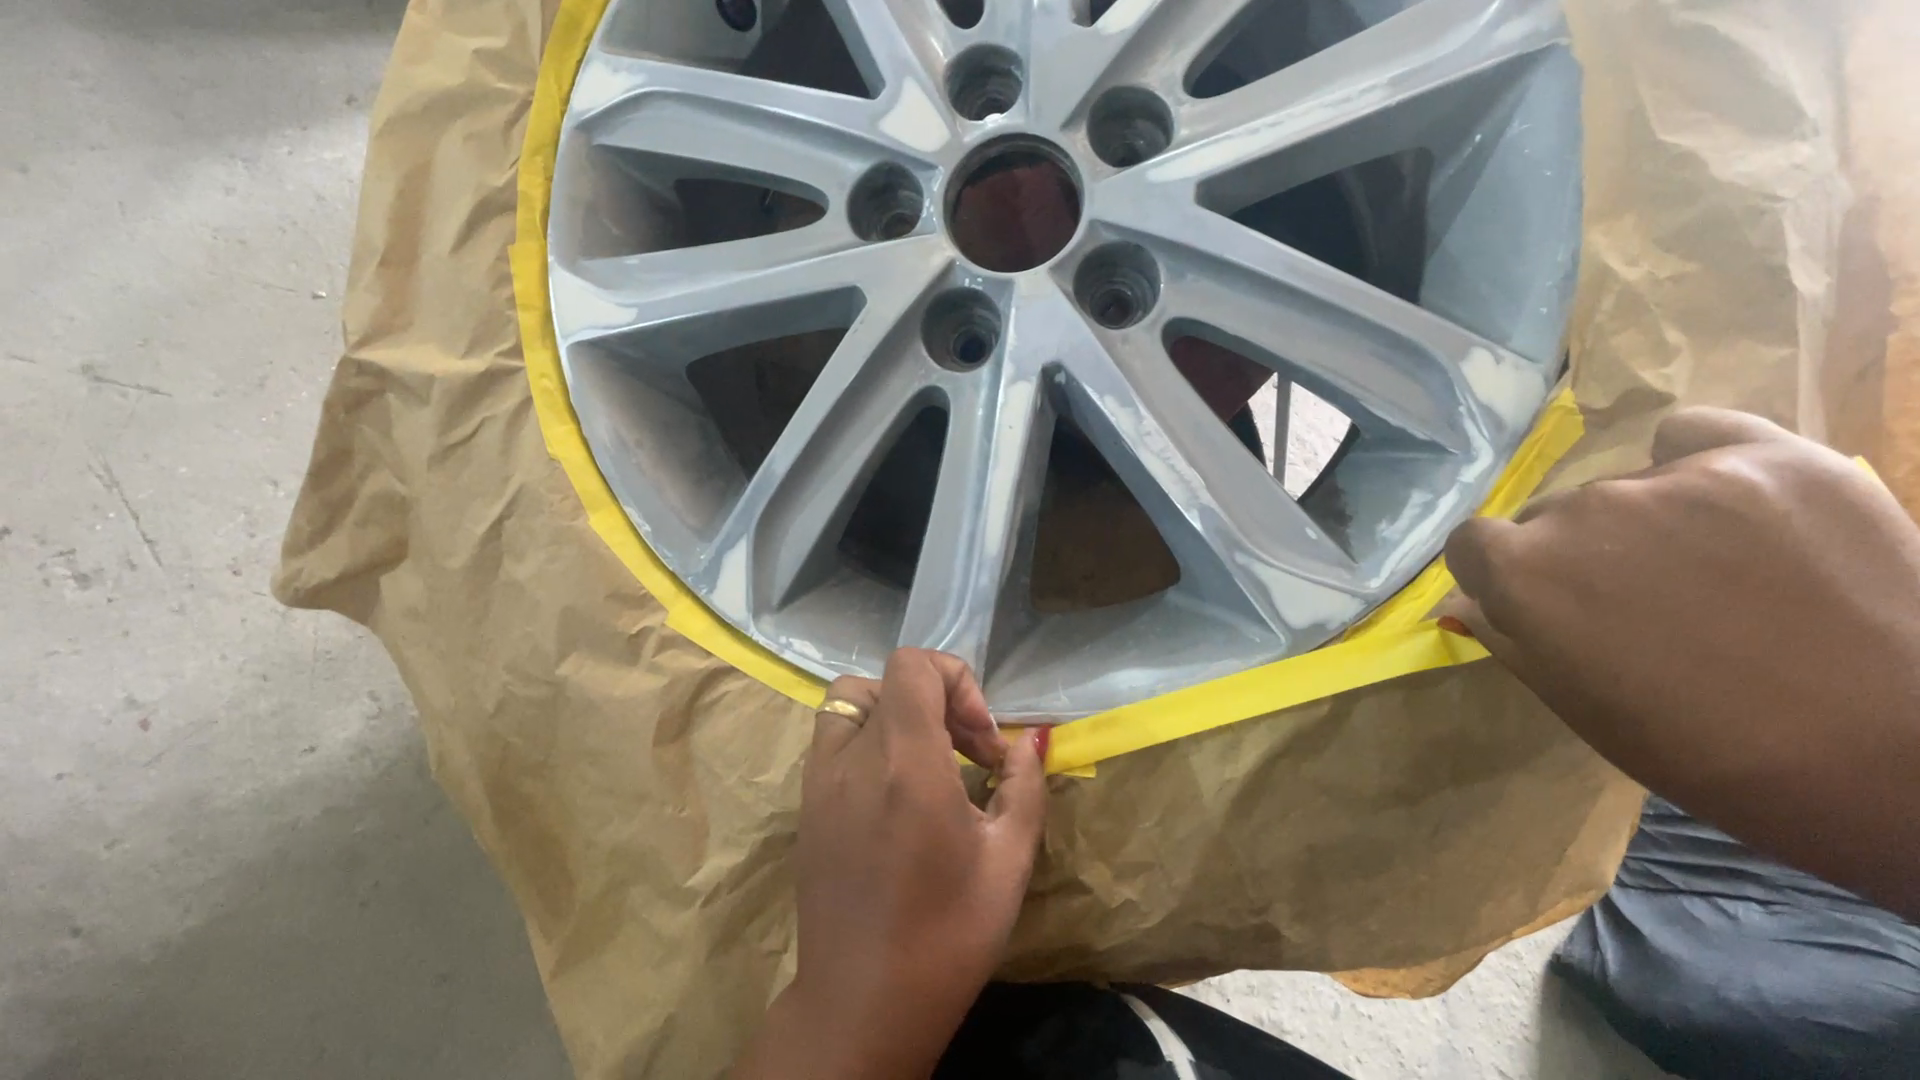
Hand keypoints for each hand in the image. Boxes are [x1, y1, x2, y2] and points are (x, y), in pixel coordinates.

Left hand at [732, 649, 1048, 1079]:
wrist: (863, 1002)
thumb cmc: (948, 936)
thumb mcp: (1009, 861)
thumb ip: (1024, 787)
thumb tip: (1032, 740)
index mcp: (905, 764)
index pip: (914, 666)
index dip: (957, 682)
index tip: (983, 741)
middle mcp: (852, 758)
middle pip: (889, 680)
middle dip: (939, 702)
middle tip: (968, 756)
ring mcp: (819, 780)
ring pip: (851, 701)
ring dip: (894, 712)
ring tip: (926, 762)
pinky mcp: (805, 805)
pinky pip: (832, 739)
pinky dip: (866, 739)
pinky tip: (894, 792)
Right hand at [1445, 408, 1919, 917]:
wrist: (1896, 755)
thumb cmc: (1708, 751)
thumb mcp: (1578, 704)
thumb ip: (1509, 635)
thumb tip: (1469, 599)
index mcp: (1524, 572)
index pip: (1474, 544)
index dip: (1500, 574)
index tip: (1539, 603)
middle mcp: (1583, 508)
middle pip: (1553, 516)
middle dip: (1577, 552)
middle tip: (1640, 604)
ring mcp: (1677, 478)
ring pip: (1624, 486)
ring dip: (1643, 521)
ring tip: (1715, 570)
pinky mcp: (1770, 456)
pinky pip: (1695, 436)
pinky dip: (1695, 463)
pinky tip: (1727, 505)